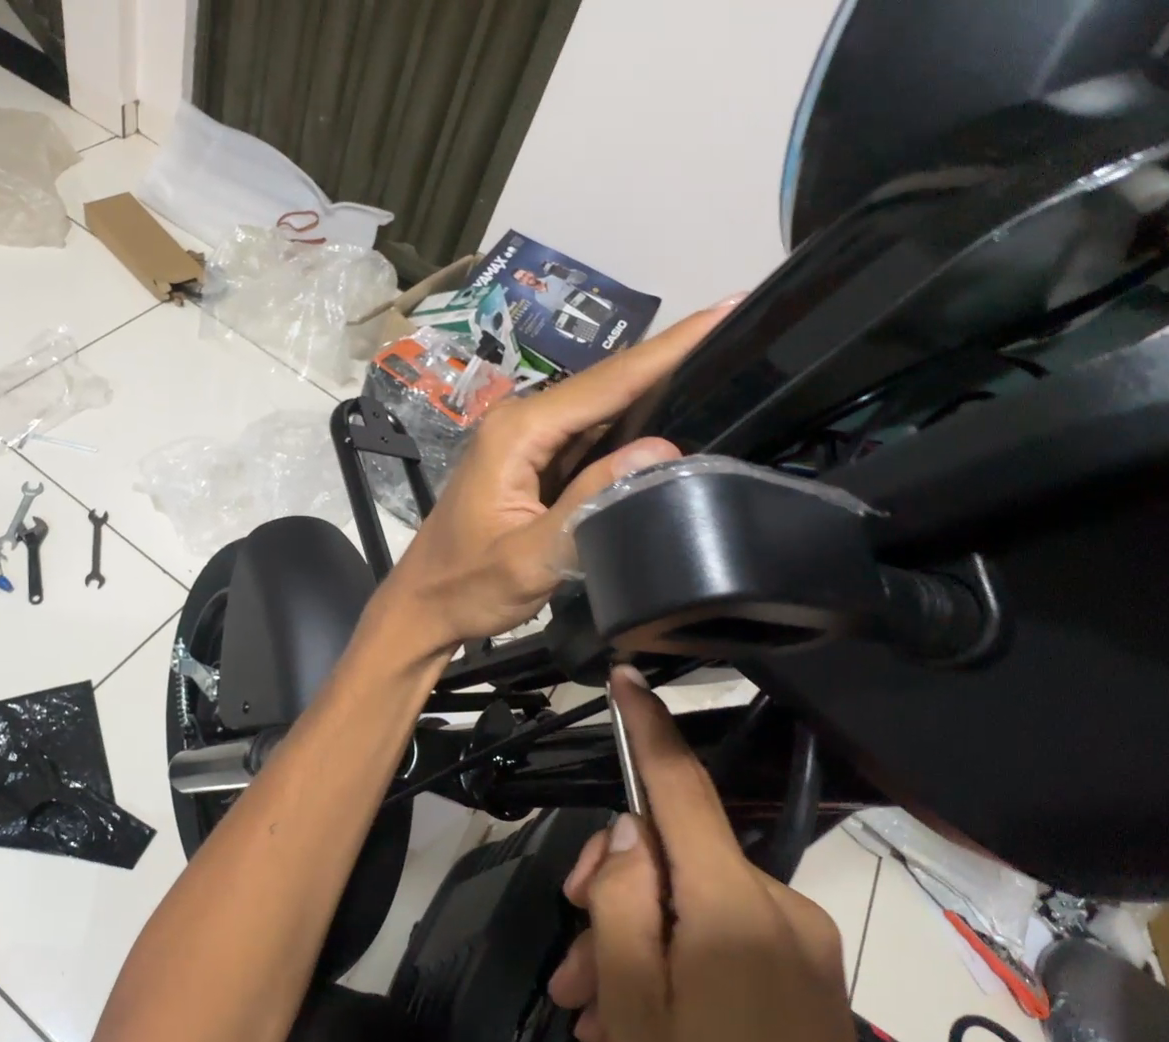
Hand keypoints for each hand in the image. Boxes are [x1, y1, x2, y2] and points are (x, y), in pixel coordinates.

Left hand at [375, 301, 740, 651]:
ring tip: (726, 362)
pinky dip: (631, 425)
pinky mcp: (532, 463)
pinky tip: (672, 419)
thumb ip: (592, 504)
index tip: (730, 306)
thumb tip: (664, 450)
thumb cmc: (466, 587)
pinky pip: (590, 434)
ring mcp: (525, 441)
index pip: (608, 382)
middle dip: (674, 357)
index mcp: (518, 432)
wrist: (421, 607)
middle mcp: (520, 422)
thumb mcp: (531, 557)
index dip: (672, 347)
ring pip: (602, 407)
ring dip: (657, 388)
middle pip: (609, 384)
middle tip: (747, 331)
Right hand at [548, 669, 868, 1041]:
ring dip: (635, 946)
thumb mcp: (633, 1000)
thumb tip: (628, 833)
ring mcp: (800, 946)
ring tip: (595, 1018)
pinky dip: (676, 966)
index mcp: (733, 903)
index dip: (647, 728)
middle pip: (673, 859)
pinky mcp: (807, 979)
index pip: (681, 787)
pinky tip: (641, 1026)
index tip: (626, 675)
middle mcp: (777, 907)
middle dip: (612, 896)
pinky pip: (724, 943)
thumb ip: (619, 898)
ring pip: (691, 907)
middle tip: (571, 967)